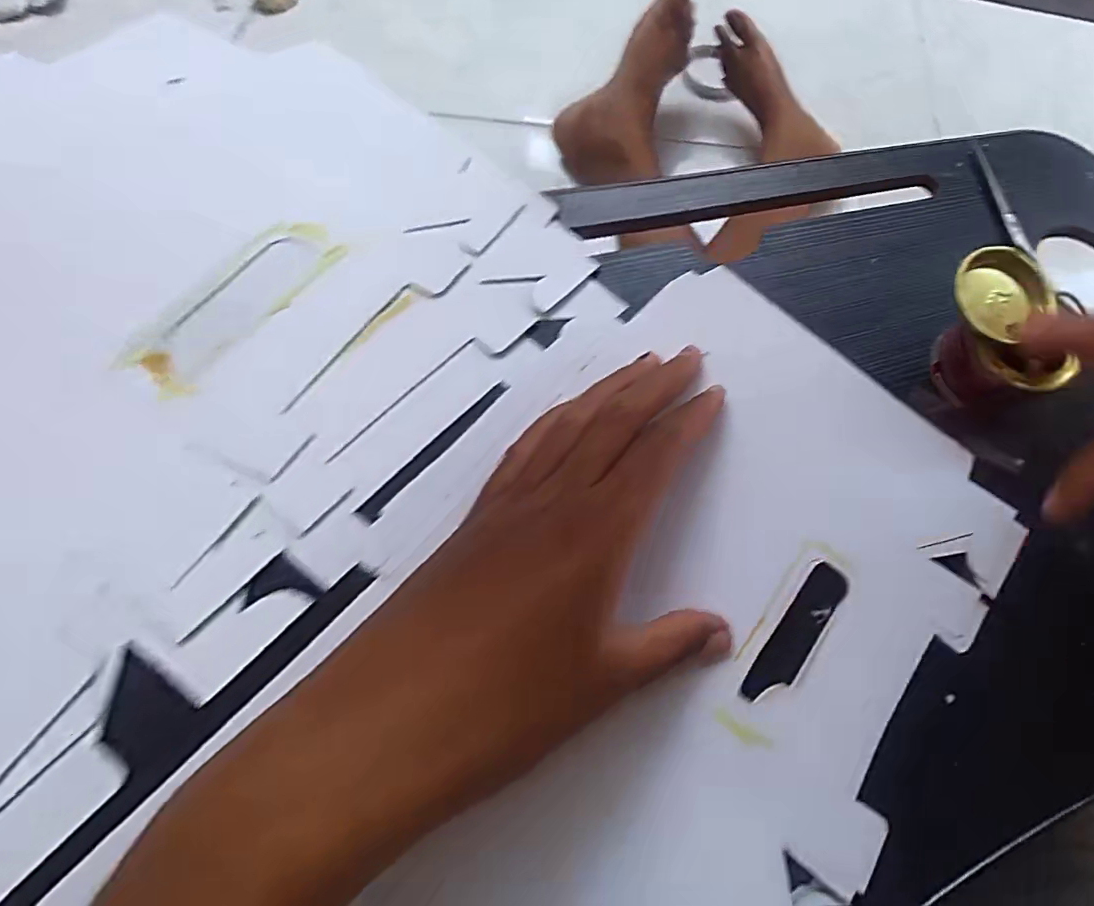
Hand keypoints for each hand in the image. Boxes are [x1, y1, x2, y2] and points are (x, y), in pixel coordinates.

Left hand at [100, 350, 730, 905]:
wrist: (368, 737)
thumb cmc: (502, 709)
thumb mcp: (605, 682)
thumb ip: (671, 645)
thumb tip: (724, 634)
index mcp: (598, 533)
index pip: (654, 457)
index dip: (688, 421)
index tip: (714, 394)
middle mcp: (556, 504)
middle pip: (613, 424)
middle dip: (656, 386)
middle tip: (688, 356)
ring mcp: (509, 509)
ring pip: (568, 426)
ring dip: (607, 390)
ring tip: (639, 366)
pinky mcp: (473, 524)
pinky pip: (523, 451)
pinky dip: (554, 419)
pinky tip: (563, 414)